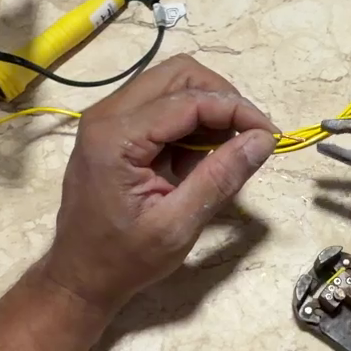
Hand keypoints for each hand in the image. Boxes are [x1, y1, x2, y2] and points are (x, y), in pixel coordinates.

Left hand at [40, 55, 277, 314]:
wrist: (80, 276)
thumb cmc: (124, 259)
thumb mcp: (178, 225)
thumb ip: (220, 178)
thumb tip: (264, 139)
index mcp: (116, 137)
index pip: (189, 99)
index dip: (236, 110)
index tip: (270, 135)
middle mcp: (107, 114)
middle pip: (179, 74)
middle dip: (222, 99)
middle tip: (247, 137)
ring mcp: (107, 118)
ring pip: (172, 84)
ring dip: (206, 109)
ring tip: (218, 154)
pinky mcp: (114, 128)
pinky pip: (161, 105)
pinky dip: (189, 123)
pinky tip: (194, 161)